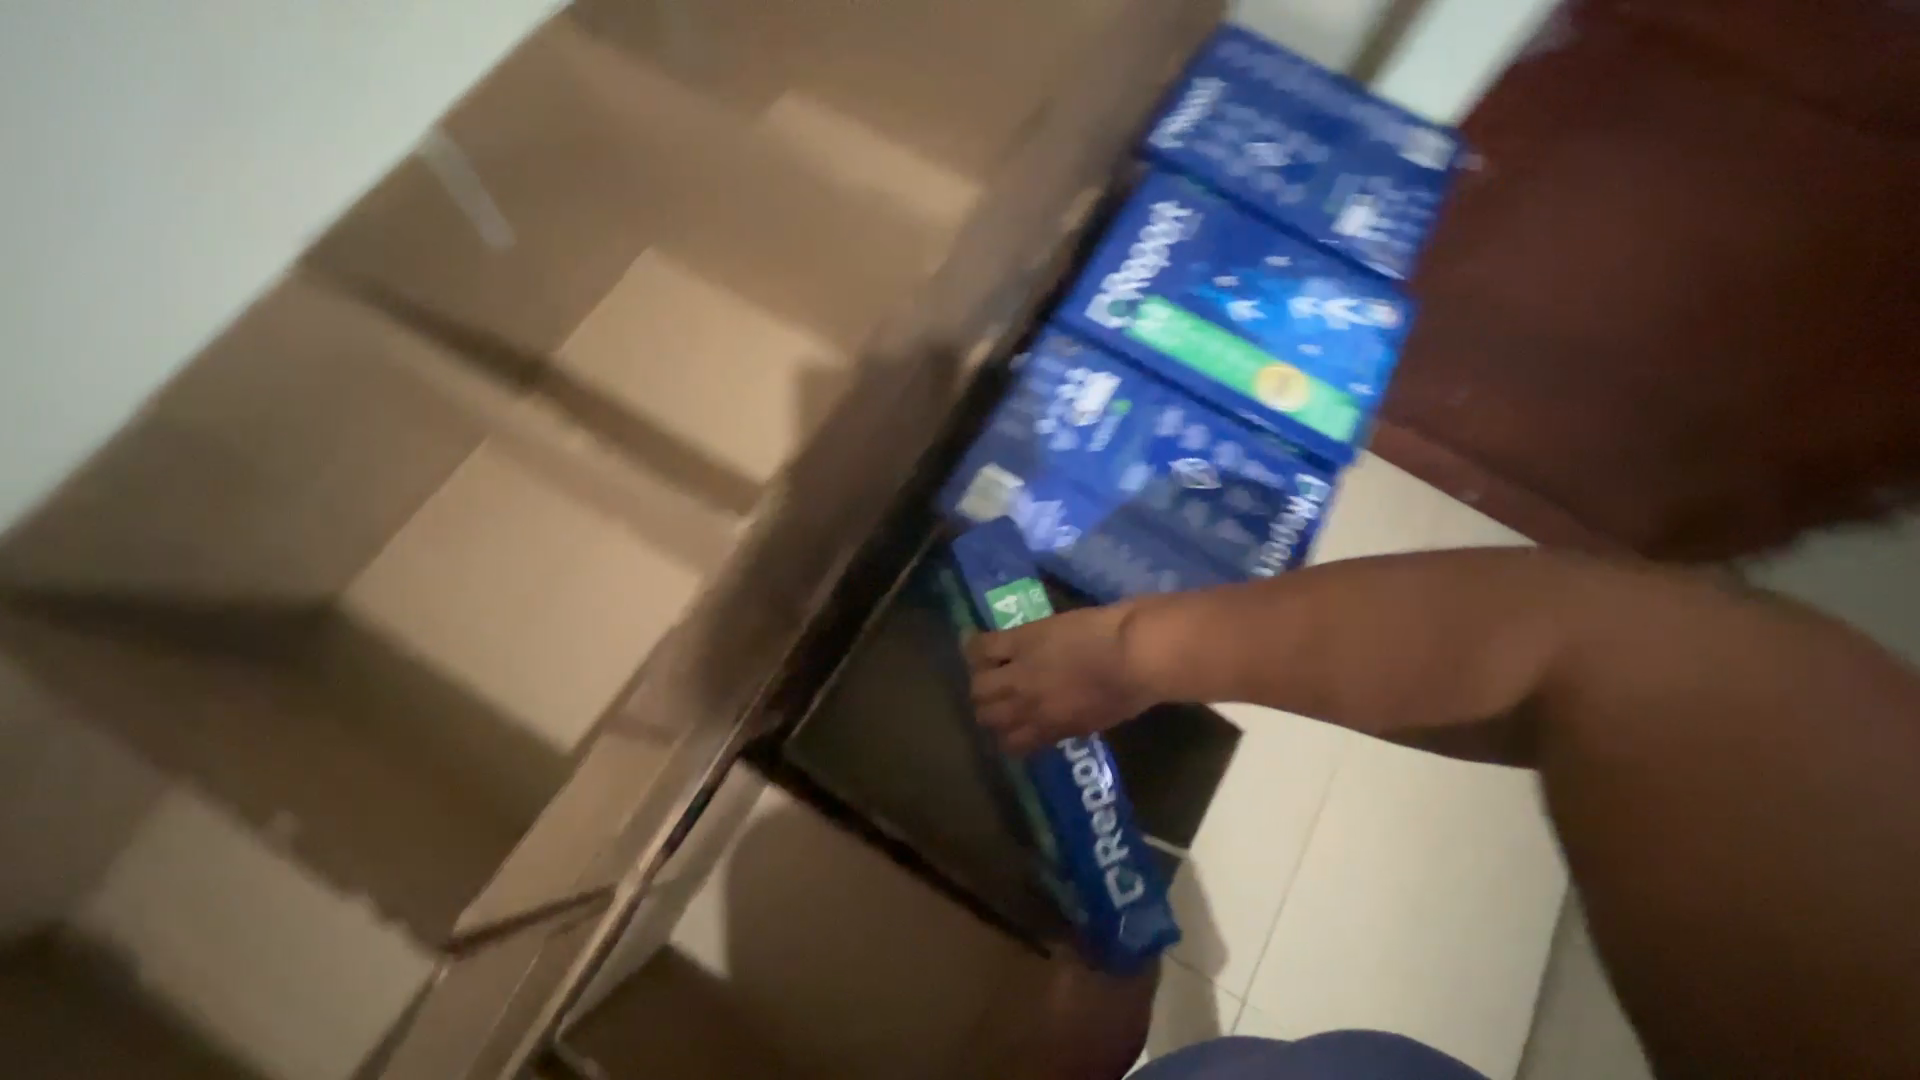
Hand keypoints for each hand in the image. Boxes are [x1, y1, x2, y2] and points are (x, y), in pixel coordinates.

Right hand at [966, 601, 1158, 753]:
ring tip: (988, 670)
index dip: (1007, 736)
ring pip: (979, 685)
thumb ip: (1070, 723)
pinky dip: (975, 648)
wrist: (1135, 652)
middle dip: (990, 709)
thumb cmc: (1132, 689)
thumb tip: (1056, 721)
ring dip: (981, 681)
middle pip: (988, 716)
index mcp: (1051, 728)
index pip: (1011, 744)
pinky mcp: (1019, 640)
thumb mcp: (1100, 719)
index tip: (1011, 727)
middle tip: (998, 697)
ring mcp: (1019, 673)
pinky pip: (982, 647)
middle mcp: (1027, 706)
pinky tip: (977, 647)